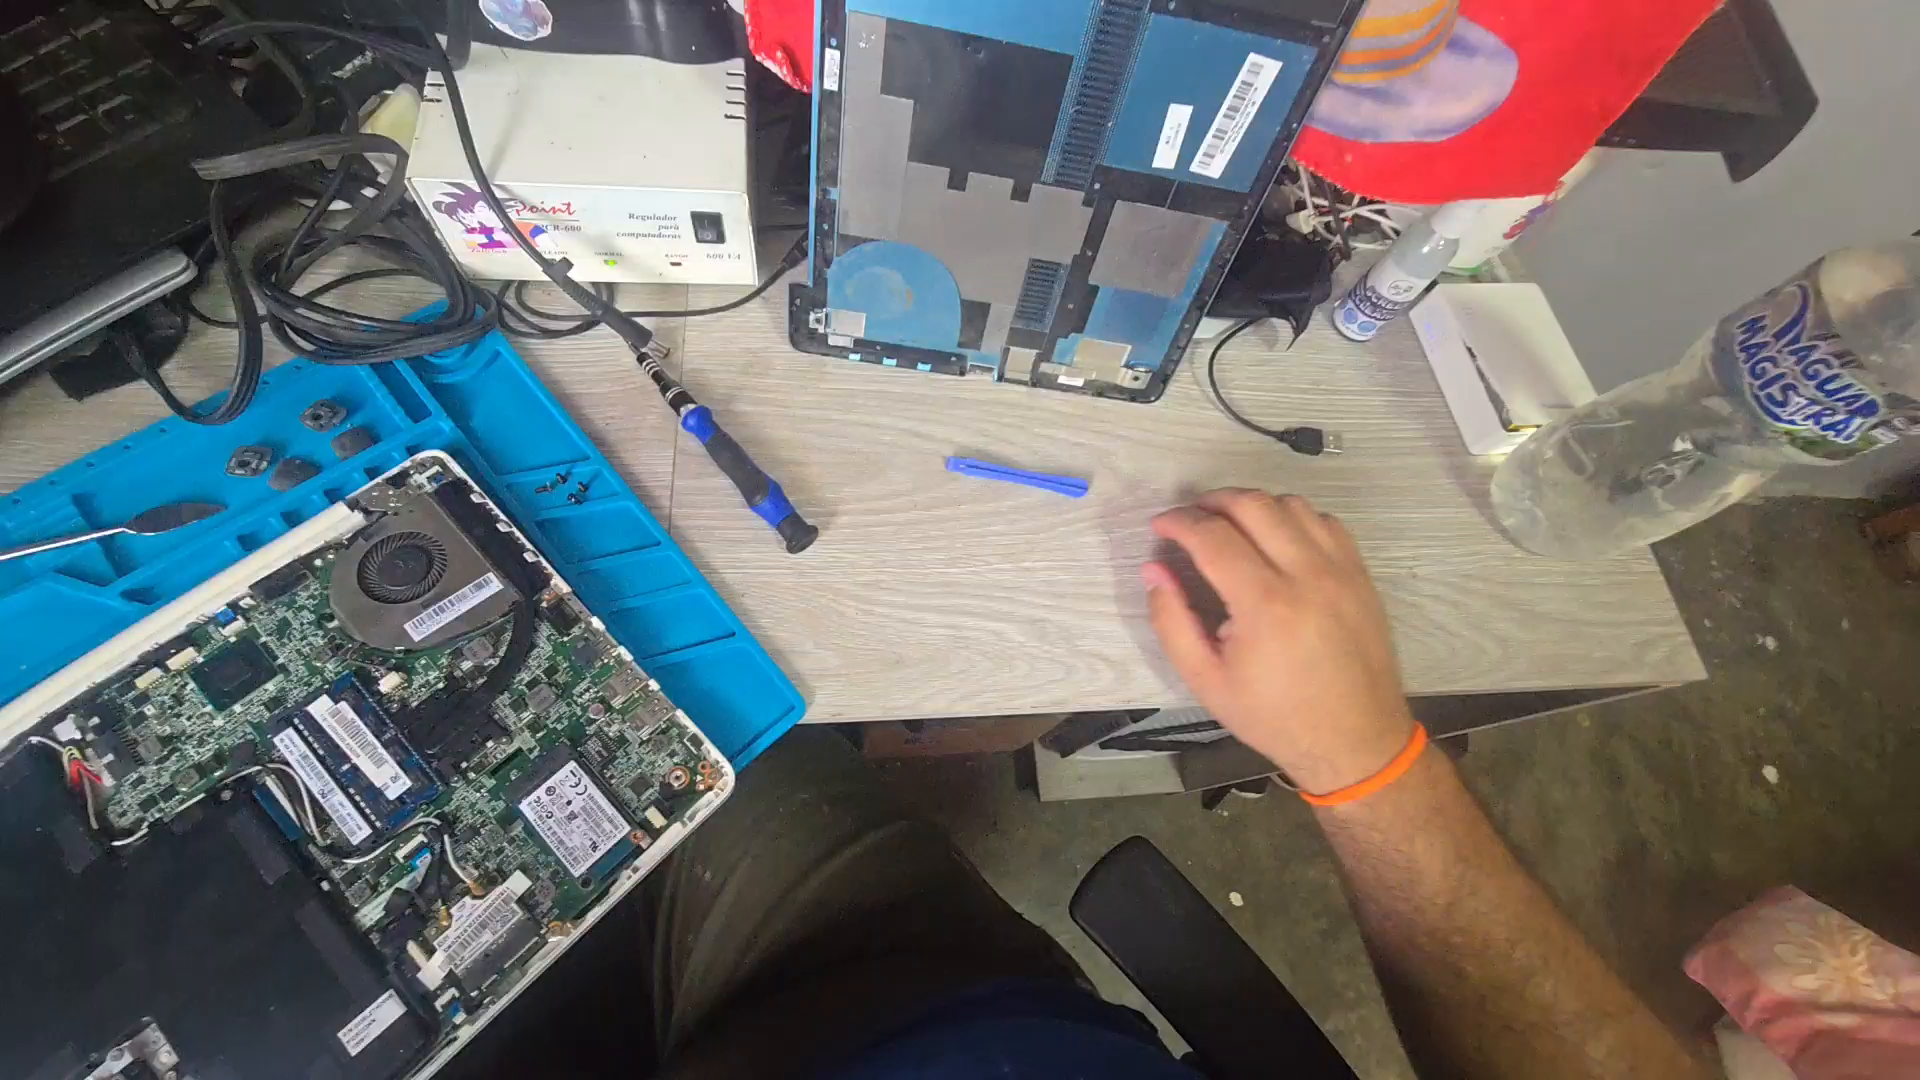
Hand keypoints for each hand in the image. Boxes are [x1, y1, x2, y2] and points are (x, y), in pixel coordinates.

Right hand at [1143, 490, 1414, 794]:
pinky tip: (1274, 537)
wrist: (1354, 741)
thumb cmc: (1272, 716)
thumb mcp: (1204, 680)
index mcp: (1264, 604)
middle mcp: (1307, 575)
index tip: (1159, 525)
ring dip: (1252, 504)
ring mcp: (1341, 571)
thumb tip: (1153, 570)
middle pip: (1253, 505)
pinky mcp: (1361, 575)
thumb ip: (1171, 620)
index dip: (1178, 521)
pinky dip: (1292, 517)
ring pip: (1292, 504)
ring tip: (1227, 523)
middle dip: (1211, 501)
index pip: (1212, 536)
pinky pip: (1325, 521)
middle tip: (1189, 518)